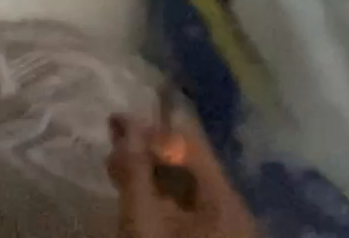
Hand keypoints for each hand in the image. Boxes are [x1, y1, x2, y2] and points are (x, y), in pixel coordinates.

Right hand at [108, 115, 257, 237]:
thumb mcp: (142, 221)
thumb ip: (134, 170)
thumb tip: (126, 122)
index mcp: (225, 200)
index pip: (191, 141)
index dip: (151, 127)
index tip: (114, 124)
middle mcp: (236, 210)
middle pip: (190, 163)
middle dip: (148, 152)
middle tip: (112, 154)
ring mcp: (231, 229)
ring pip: (188, 185)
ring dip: (151, 174)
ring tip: (119, 176)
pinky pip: (192, 207)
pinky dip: (163, 197)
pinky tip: (140, 200)